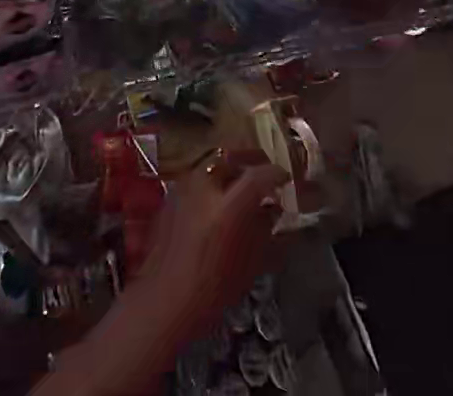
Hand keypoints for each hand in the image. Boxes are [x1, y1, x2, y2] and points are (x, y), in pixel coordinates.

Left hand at [30, 152, 288, 395]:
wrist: (166, 295)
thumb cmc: (214, 288)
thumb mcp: (251, 263)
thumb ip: (264, 229)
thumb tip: (273, 209)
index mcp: (227, 206)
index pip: (257, 176)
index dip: (275, 173)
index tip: (286, 177)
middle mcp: (203, 187)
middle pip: (228, 156)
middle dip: (249, 158)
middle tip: (264, 167)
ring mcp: (183, 187)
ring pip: (210, 163)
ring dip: (229, 166)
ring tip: (244, 182)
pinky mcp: (170, 194)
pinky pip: (196, 176)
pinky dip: (212, 178)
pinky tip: (220, 197)